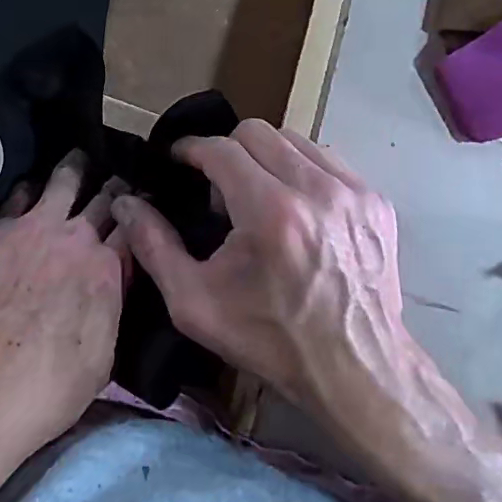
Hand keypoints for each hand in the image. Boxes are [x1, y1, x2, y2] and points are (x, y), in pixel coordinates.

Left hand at [0, 152, 128, 454]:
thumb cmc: (50, 386)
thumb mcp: (104, 355)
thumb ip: (110, 307)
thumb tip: (112, 282)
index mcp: (108, 267)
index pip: (132, 227)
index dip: (138, 214)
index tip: (141, 206)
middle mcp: (76, 237)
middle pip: (103, 198)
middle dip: (114, 187)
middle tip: (117, 180)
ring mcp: (33, 228)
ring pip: (63, 181)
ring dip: (75, 169)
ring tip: (79, 160)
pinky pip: (19, 197)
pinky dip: (31, 190)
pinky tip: (32, 187)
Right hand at [113, 120, 410, 427]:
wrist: (355, 368)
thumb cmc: (270, 340)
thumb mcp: (196, 303)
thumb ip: (154, 246)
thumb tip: (127, 204)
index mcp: (270, 212)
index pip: (221, 148)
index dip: (191, 149)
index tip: (178, 159)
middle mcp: (315, 189)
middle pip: (257, 132)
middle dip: (227, 151)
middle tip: (219, 189)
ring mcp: (352, 191)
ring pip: (294, 140)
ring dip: (266, 157)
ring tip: (259, 196)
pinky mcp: (375, 200)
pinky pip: (327, 160)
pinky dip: (302, 170)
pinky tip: (295, 205)